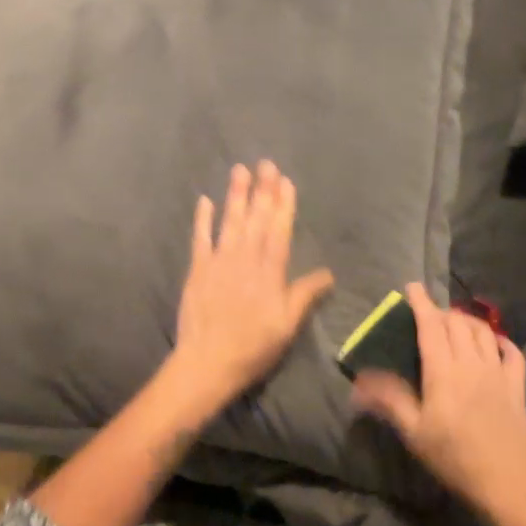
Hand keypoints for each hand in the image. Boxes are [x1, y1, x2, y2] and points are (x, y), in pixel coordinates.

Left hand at [170, 161, 334, 412]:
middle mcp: (245, 259)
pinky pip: (200, 239)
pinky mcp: (197, 270)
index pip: (279, 230)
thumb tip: (328, 273)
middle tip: (265, 163)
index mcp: (270, 272)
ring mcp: (219, 262)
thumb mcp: (287, 325)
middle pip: (256, 219)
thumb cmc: (253, 347)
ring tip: (240, 170)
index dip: (283, 205)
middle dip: (262, 190)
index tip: (286, 181)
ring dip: (235, 195)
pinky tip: (205, 200)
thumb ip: (305, 295)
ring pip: (230, 222)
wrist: (207, 362)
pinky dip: (203, 220)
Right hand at [351, 283, 525, 520]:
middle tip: (427, 316)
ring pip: (483, 332)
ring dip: (467, 322)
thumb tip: (358, 381)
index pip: (430, 326)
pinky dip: (501, 341)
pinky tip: (494, 343)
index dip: (420, 303)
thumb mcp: (414, 432)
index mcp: (443, 371)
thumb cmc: (452, 456)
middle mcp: (472, 363)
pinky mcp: (516, 385)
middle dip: (441, 312)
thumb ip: (389, 400)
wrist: (504, 480)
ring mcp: (498, 372)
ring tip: (454, 325)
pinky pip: (512, 353)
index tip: (412, 287)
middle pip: (457, 323)